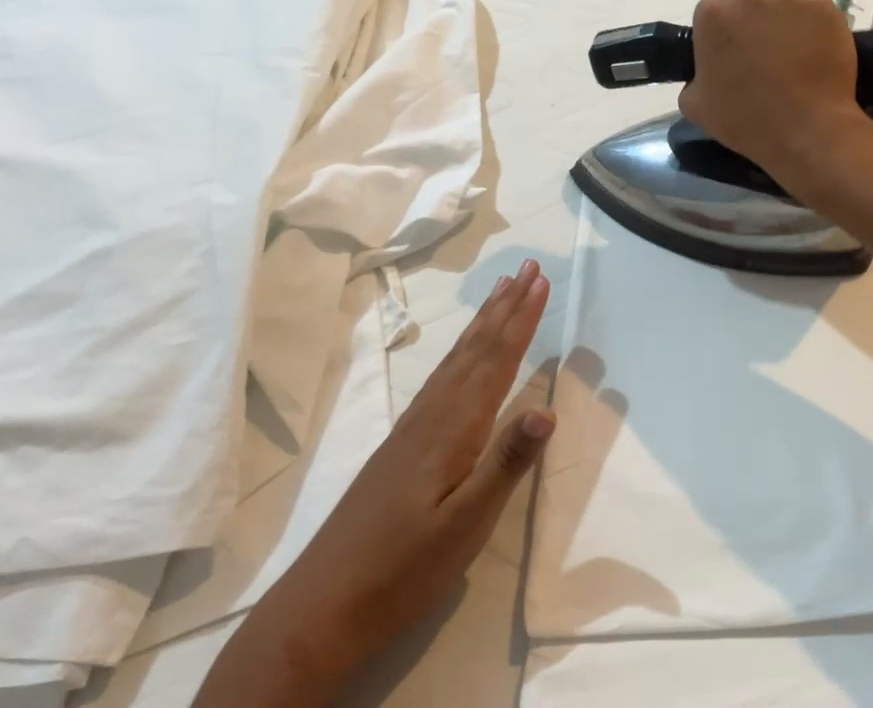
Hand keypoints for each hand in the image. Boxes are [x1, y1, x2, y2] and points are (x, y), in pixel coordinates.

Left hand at [194, 260, 555, 707]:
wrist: (324, 605)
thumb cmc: (405, 568)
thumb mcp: (465, 525)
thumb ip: (505, 464)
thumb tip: (548, 409)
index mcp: (453, 430)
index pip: (496, 362)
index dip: (521, 320)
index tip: (540, 281)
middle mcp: (432, 417)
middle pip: (476, 350)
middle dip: (505, 308)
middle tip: (528, 267)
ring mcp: (413, 430)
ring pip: (456, 362)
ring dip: (483, 324)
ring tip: (500, 293)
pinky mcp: (402, 447)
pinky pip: (441, 380)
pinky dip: (461, 354)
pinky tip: (462, 359)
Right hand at [678, 0, 872, 178]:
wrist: (807, 129)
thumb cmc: (747, 119)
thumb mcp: (696, 106)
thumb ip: (693, 78)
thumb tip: (707, 74)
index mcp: (713, 15)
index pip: (713, 17)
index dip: (723, 40)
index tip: (733, 62)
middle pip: (748, 5)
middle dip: (753, 27)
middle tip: (765, 63)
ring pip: (783, 7)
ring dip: (785, 27)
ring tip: (795, 63)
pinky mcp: (825, 7)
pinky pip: (814, 13)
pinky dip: (815, 29)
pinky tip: (817, 57)